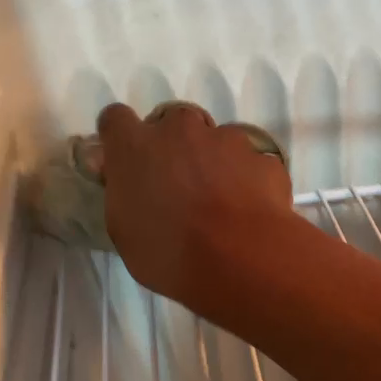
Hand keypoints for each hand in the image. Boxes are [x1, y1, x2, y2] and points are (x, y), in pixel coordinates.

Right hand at [96, 101, 301, 308]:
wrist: (240, 260)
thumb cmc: (170, 253)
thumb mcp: (126, 232)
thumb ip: (124, 196)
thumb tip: (127, 182)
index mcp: (135, 147)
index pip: (116, 120)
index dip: (123, 138)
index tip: (131, 161)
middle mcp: (181, 130)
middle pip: (175, 121)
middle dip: (177, 145)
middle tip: (182, 183)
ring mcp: (228, 140)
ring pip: (219, 139)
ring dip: (217, 160)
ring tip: (223, 199)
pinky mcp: (264, 159)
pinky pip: (253, 164)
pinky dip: (251, 180)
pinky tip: (251, 209)